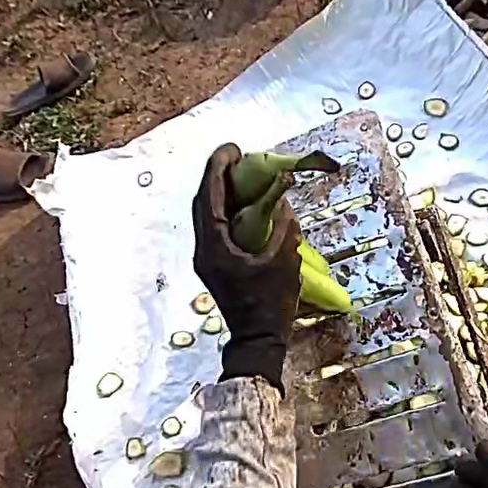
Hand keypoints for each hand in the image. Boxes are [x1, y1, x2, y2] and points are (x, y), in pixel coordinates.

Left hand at [192, 144, 301, 389]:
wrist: (257, 339)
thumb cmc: (271, 305)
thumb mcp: (284, 262)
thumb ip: (284, 229)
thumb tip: (283, 203)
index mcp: (214, 247)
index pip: (209, 197)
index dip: (218, 168)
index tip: (231, 148)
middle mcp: (203, 250)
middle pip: (203, 202)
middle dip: (218, 176)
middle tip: (239, 158)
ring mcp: (206, 258)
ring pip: (207, 215)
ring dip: (222, 193)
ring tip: (244, 176)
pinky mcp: (214, 264)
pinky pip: (215, 228)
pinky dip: (228, 211)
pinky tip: (247, 205)